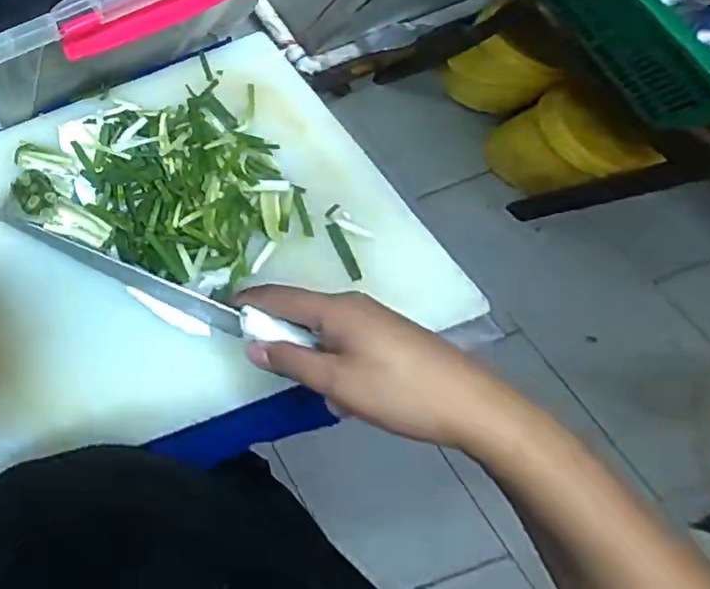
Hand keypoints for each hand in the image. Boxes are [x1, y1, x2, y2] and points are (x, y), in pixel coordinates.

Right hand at [236, 286, 530, 451]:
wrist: (487, 413)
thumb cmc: (403, 394)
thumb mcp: (338, 383)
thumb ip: (290, 361)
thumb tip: (252, 346)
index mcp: (334, 308)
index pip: (275, 296)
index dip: (245, 302)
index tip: (223, 311)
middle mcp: (351, 304)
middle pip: (298, 309)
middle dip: (278, 331)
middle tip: (268, 359)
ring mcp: (376, 318)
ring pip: (324, 327)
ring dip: (309, 350)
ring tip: (316, 387)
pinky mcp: (394, 336)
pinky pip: (346, 336)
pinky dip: (333, 355)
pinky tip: (349, 391)